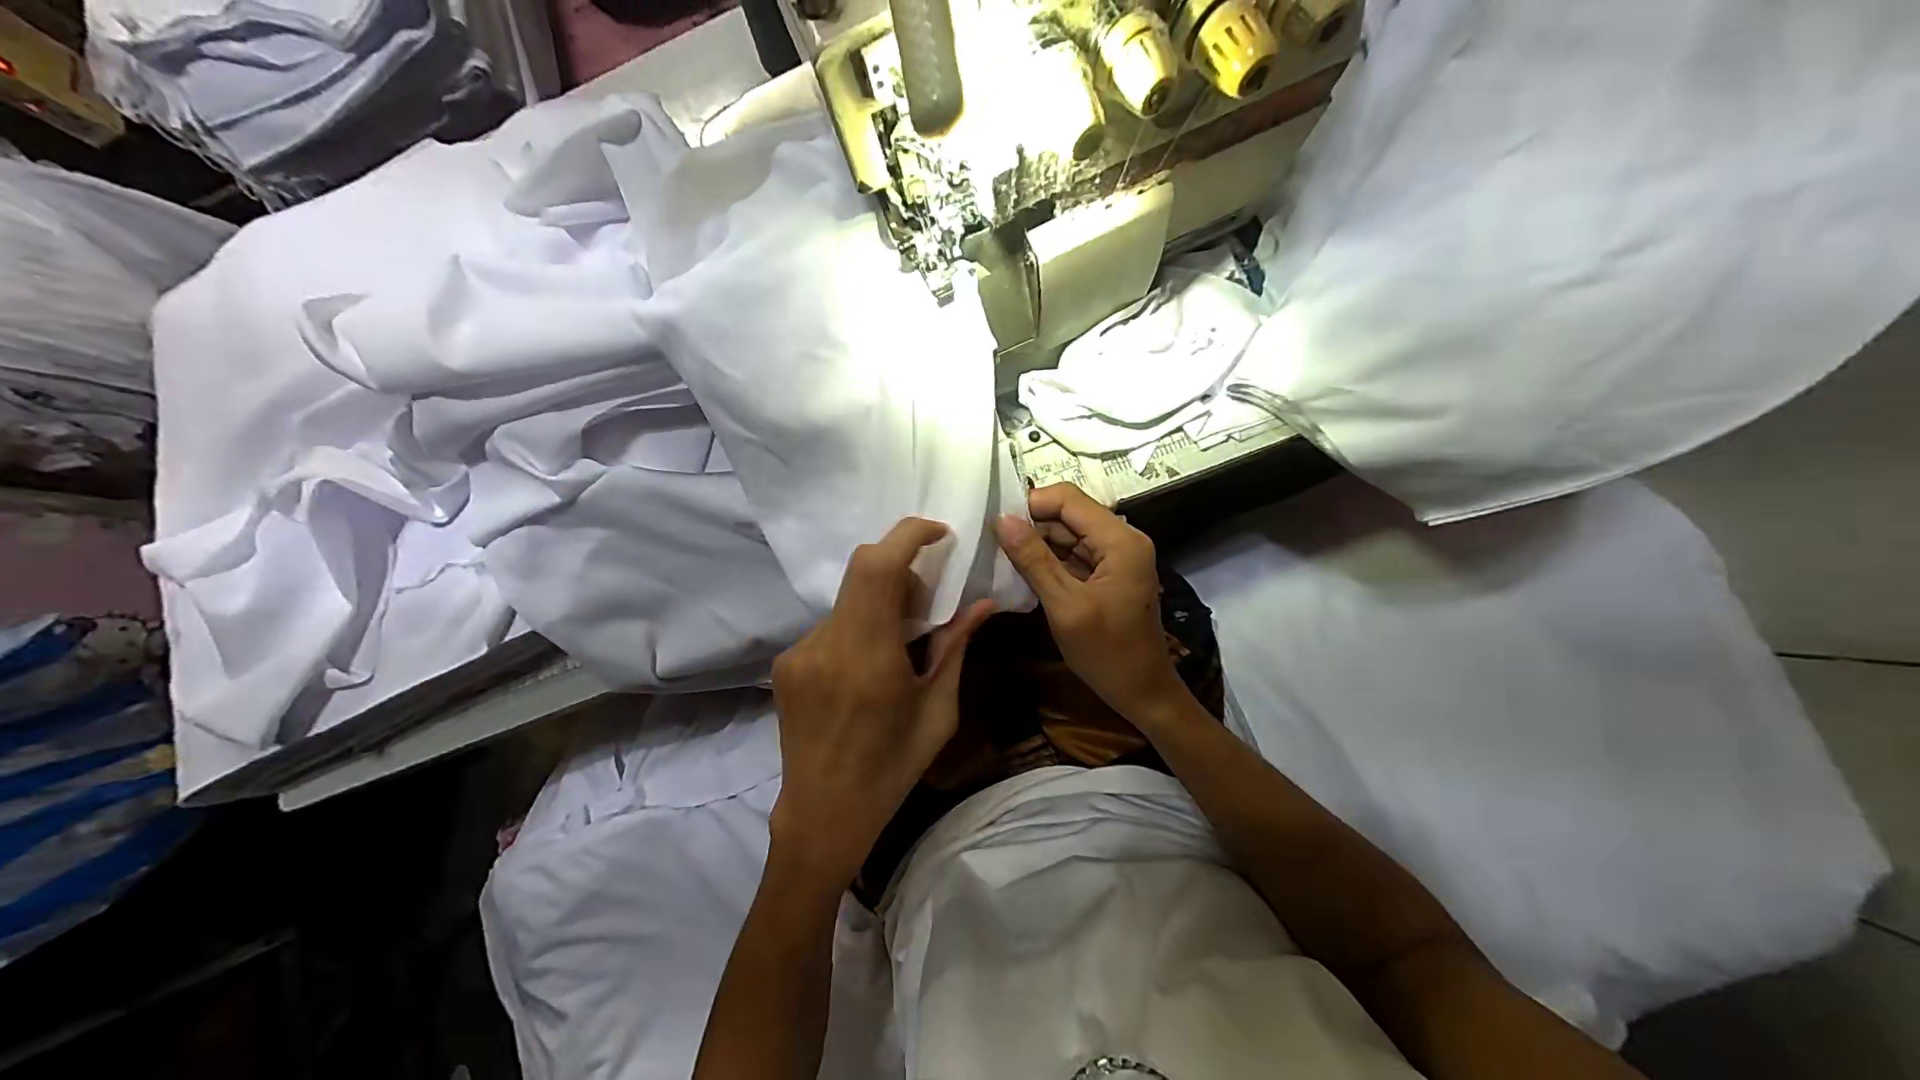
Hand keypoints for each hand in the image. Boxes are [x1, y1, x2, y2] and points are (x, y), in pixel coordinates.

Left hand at [769, 517, 994, 886]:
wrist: (822, 814)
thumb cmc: (891, 768)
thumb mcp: (938, 711)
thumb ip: (955, 648)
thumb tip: (983, 603)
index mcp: (867, 655)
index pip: (879, 566)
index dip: (908, 535)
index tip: (938, 534)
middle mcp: (825, 643)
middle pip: (863, 571)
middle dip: (901, 571)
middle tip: (924, 609)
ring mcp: (799, 652)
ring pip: (849, 600)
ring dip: (879, 605)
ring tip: (896, 650)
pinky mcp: (786, 663)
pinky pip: (831, 625)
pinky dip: (858, 628)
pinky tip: (866, 671)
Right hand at [994, 483, 1188, 724]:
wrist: (1143, 692)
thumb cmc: (1107, 653)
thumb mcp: (1064, 606)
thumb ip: (1034, 559)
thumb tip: (1002, 519)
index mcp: (1120, 540)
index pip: (1069, 498)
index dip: (1032, 504)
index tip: (997, 524)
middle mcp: (1122, 539)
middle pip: (1069, 514)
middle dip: (1032, 525)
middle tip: (994, 544)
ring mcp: (1116, 556)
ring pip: (1068, 534)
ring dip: (1038, 544)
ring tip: (1003, 558)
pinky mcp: (1108, 573)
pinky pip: (1074, 554)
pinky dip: (1050, 560)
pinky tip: (1024, 572)